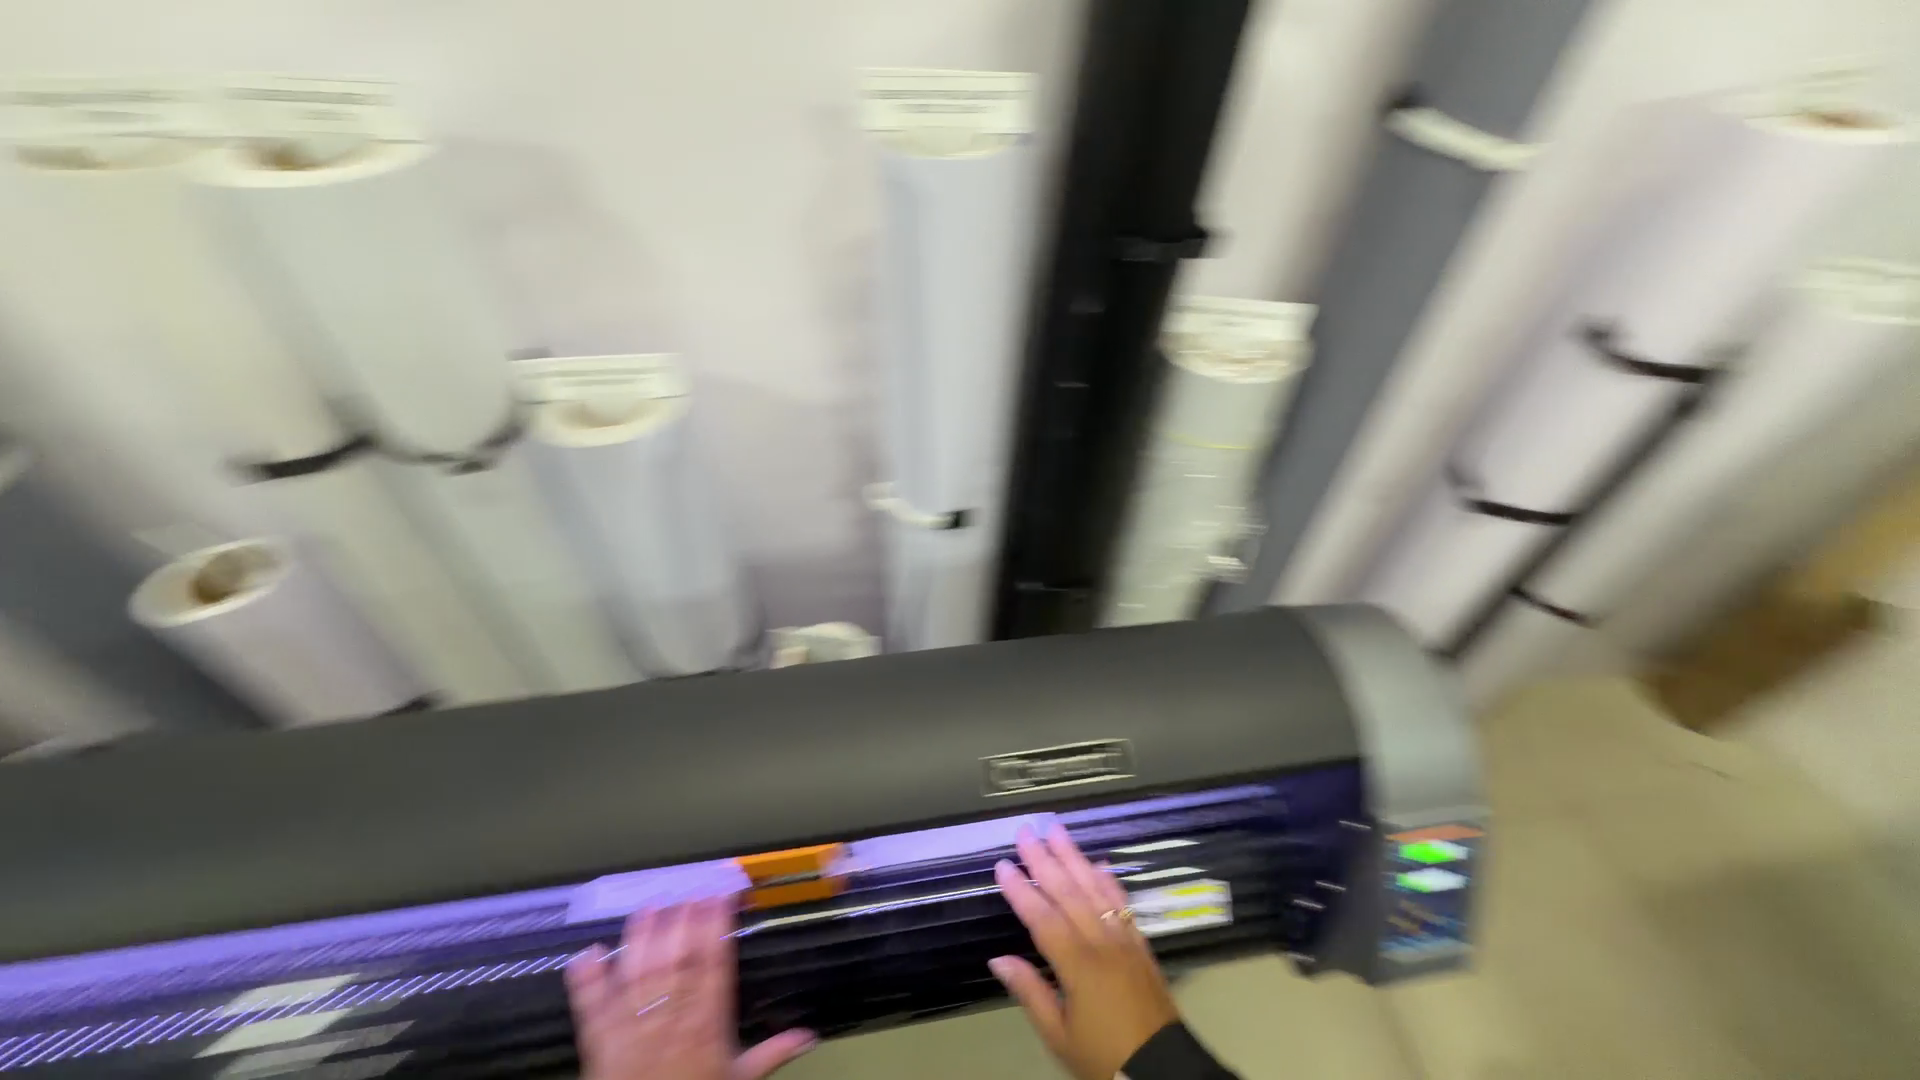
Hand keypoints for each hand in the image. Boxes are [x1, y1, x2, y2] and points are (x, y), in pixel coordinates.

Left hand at [566, 897, 816, 1079]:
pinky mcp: (599, 1042)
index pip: (713, 964)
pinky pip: (591, 1007)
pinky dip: (587, 980)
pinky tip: (587, 952)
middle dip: (684, 921)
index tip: (721, 895)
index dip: (717, 926)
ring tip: (650, 905)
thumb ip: (772, 1053)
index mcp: (705, 1025)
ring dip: (642, 937)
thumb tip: (810, 1035)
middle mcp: (669, 1020)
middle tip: (690, 887)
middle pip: (676, 961)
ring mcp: (631, 1028)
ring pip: (638, 974)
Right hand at [990, 825, 1180, 1079]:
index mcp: (1078, 966)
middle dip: (1045, 860)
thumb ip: (1030, 991)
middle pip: (1069, 893)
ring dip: (1075, 858)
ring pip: (1096, 889)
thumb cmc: (1103, 1059)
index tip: (1002, 864)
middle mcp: (1102, 944)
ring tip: (1057, 831)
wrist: (1164, 1072)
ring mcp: (1125, 940)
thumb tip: (998, 959)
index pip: (1043, 918)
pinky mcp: (1142, 946)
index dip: (1021, 891)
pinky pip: (1124, 904)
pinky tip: (1099, 864)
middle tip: (1026, 831)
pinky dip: (1109, 881)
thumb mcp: (1059, 1036)